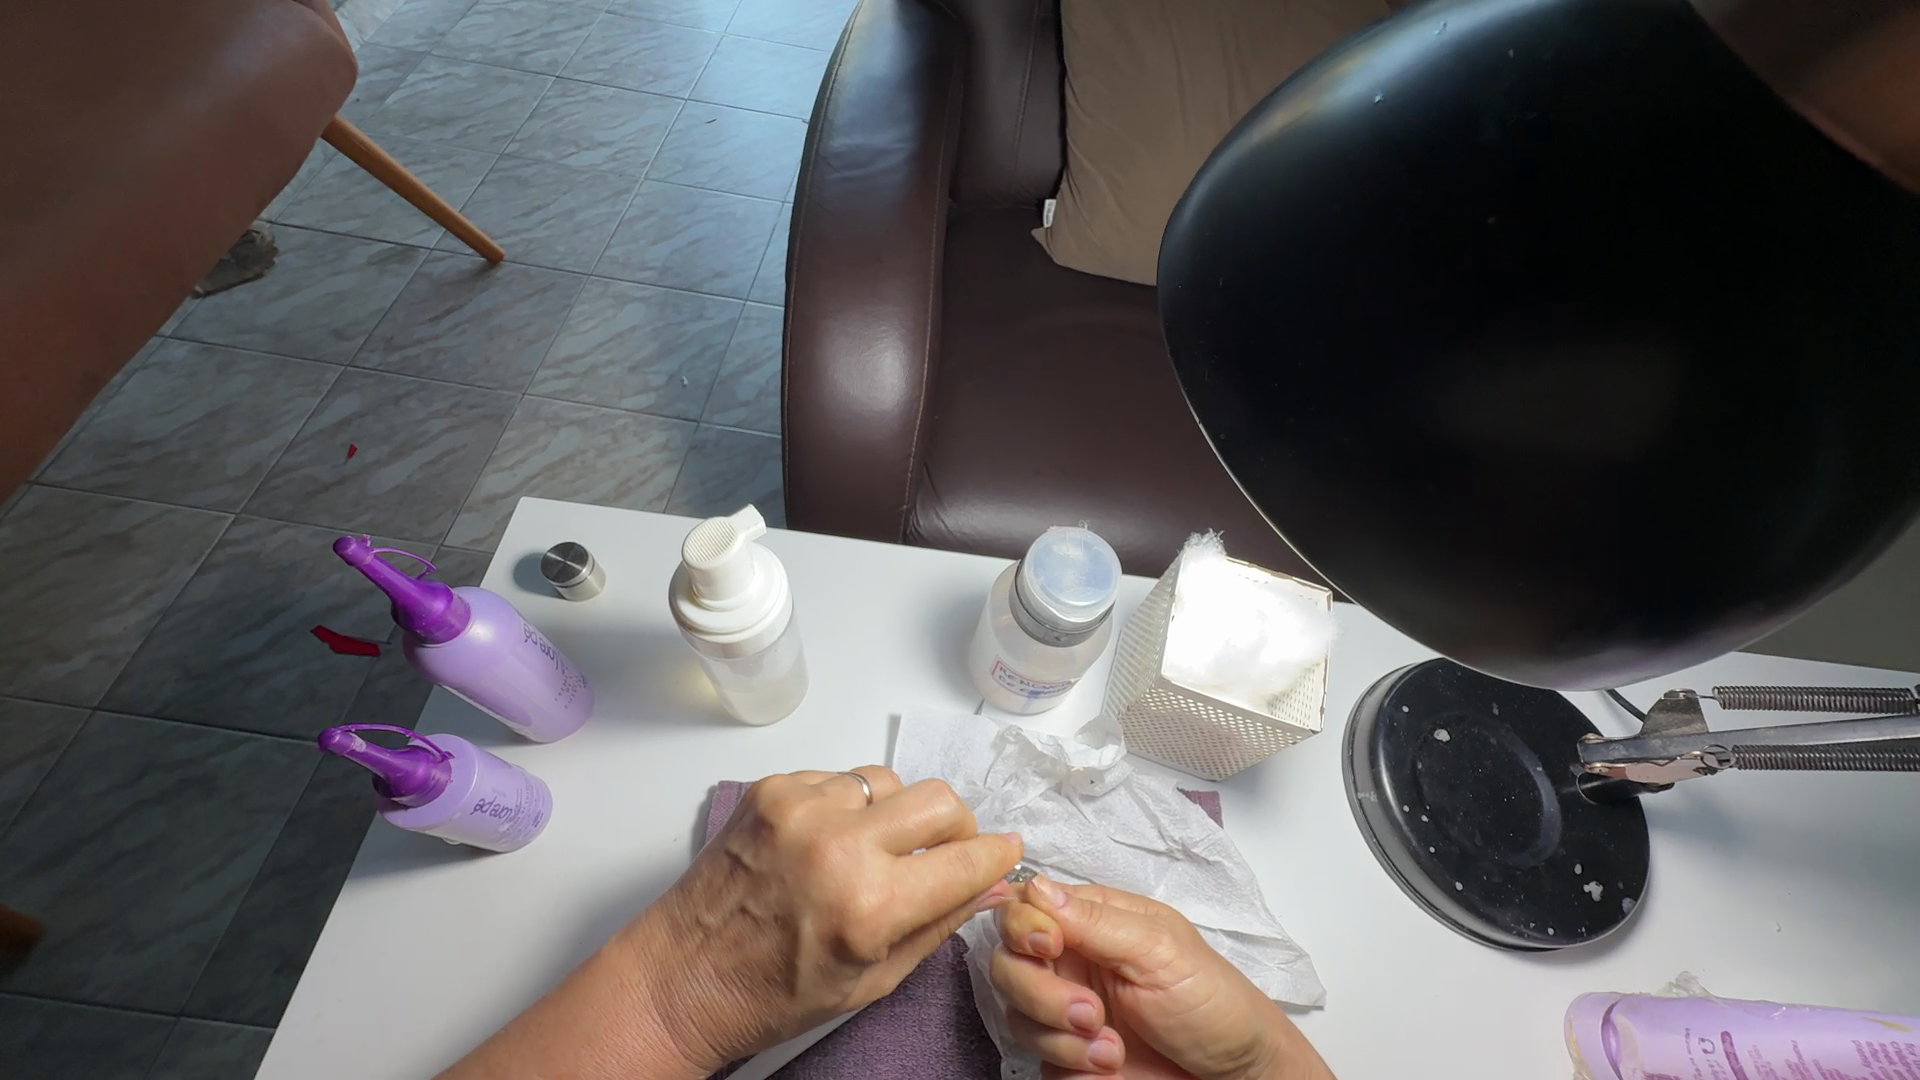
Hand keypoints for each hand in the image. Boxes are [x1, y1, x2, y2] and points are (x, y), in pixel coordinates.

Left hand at [630, 767, 1023, 1071]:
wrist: (684, 974)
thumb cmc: (776, 993)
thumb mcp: (873, 978)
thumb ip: (940, 922)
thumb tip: (993, 885)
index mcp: (868, 907)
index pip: (965, 861)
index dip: (997, 856)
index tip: (1006, 852)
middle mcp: (838, 844)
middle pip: (938, 799)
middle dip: (957, 825)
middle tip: (947, 849)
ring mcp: (801, 807)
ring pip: (889, 781)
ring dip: (896, 813)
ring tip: (873, 847)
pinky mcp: (773, 788)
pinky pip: (840, 779)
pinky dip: (848, 806)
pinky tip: (827, 839)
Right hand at [991, 877, 1332, 1079]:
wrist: (1238, 1078)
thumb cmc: (1211, 1000)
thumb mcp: (1159, 949)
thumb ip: (1096, 920)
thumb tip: (1037, 886)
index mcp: (1089, 920)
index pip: (1025, 906)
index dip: (1024, 925)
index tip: (1049, 946)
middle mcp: (1070, 959)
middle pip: (1008, 962)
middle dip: (1040, 991)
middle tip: (1089, 1013)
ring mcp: (1065, 1010)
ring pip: (1016, 1014)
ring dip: (1059, 1035)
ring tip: (1111, 1050)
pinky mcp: (1068, 1057)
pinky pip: (1038, 1059)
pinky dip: (1068, 1067)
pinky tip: (1108, 1068)